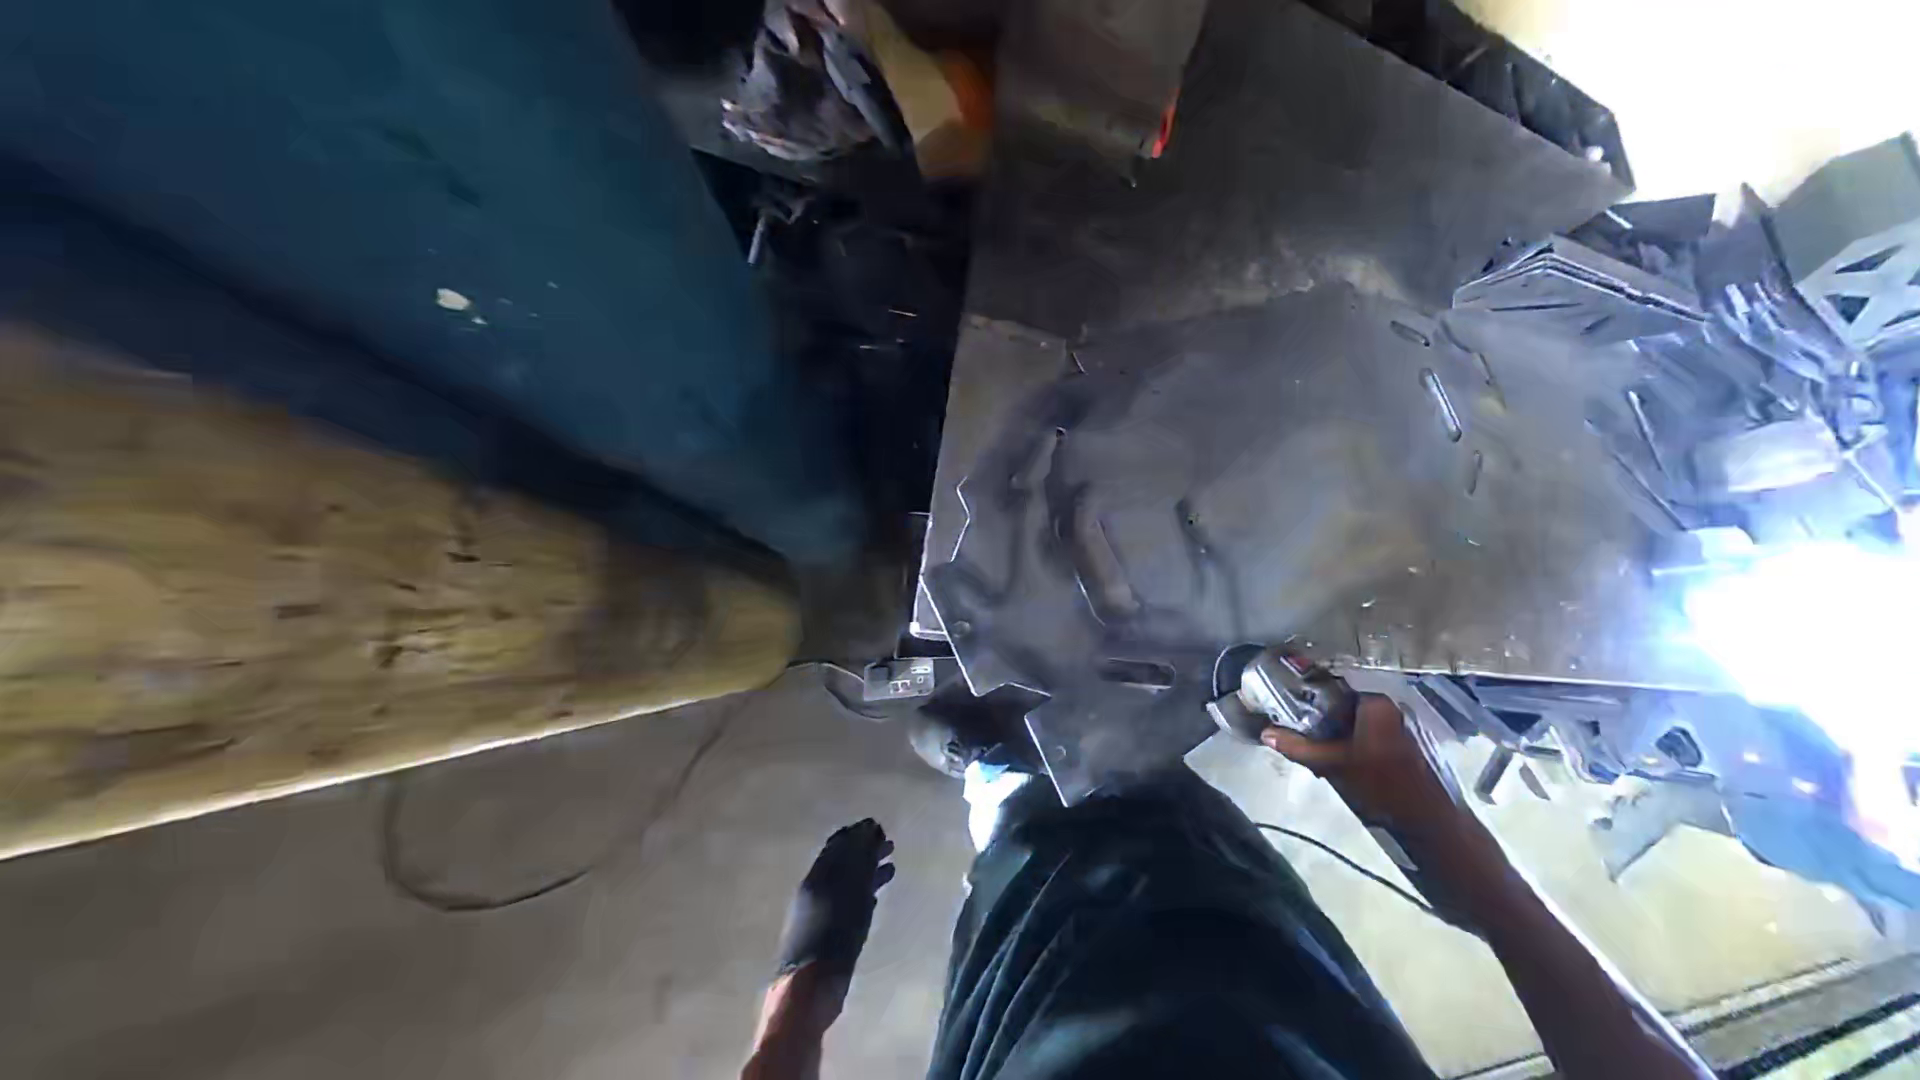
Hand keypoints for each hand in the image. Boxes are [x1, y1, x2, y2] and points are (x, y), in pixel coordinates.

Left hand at [773, 818, 895, 982]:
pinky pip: (846, 899)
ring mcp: (818, 909)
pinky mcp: (825, 929)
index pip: (839, 842)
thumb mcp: (850, 895)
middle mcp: (815, 887)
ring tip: (890, 865)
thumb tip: (868, 832)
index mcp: (817, 875)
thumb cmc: (832, 936)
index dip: (859, 832)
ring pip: (846, 879)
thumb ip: (860, 863)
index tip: (880, 827)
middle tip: (889, 844)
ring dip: (867, 870)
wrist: (810, 988)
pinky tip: (876, 892)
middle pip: (843, 859)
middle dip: (865, 849)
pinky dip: (862, 891)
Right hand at [1261, 694, 1456, 833]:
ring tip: (1321, 756)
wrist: (1431, 826)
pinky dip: (1357, 746)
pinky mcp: (1411, 747)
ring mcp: (1406, 728)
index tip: (1290, 711)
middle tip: (1303, 738)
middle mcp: (1394, 709)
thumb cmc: (1381, 787)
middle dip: (1322, 722)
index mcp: (1376, 704)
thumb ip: (1296, 746)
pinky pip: (1374, 737)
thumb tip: (1266, 732)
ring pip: (1358, 724)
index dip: (1307, 699)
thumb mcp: (1330, 765)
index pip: (1331, 688)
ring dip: (1339, 737)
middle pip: (1344, 707)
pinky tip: (1346, 766)